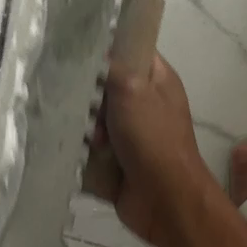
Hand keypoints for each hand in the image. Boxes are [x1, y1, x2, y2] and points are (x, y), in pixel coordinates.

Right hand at [100, 53, 207, 246]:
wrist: (165, 201)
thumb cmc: (153, 137)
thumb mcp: (131, 89)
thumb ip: (109, 67)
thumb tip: (91, 57)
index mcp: (158, 79)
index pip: (130, 48)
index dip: (108, 45)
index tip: (81, 48)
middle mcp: (146, 101)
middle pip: (106, 82)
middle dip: (91, 92)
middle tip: (86, 100)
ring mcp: (133, 131)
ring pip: (96, 113)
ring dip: (87, 122)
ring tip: (89, 134)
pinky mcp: (118, 156)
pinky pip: (92, 141)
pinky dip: (85, 144)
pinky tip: (80, 147)